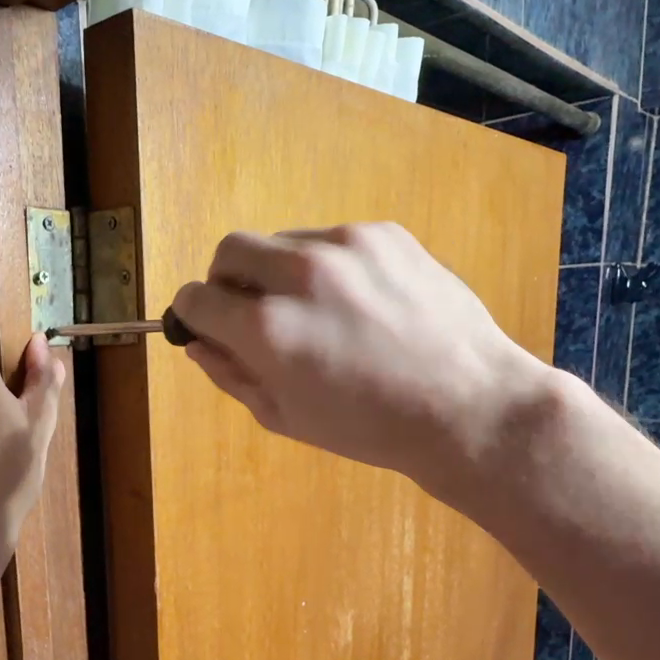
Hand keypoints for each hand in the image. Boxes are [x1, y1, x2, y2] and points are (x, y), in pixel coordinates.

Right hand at [170, 224, 558, 510]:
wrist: (466, 404)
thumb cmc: (367, 426)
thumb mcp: (283, 415)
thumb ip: (230, 373)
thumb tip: (197, 341)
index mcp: (268, 328)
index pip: (196, 297)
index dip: (192, 314)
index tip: (204, 324)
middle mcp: (299, 274)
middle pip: (229, 251)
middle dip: (226, 281)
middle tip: (251, 312)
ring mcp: (345, 245)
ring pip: (282, 242)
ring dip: (279, 273)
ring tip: (318, 313)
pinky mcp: (384, 233)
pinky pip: (330, 240)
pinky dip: (326, 267)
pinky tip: (358, 303)